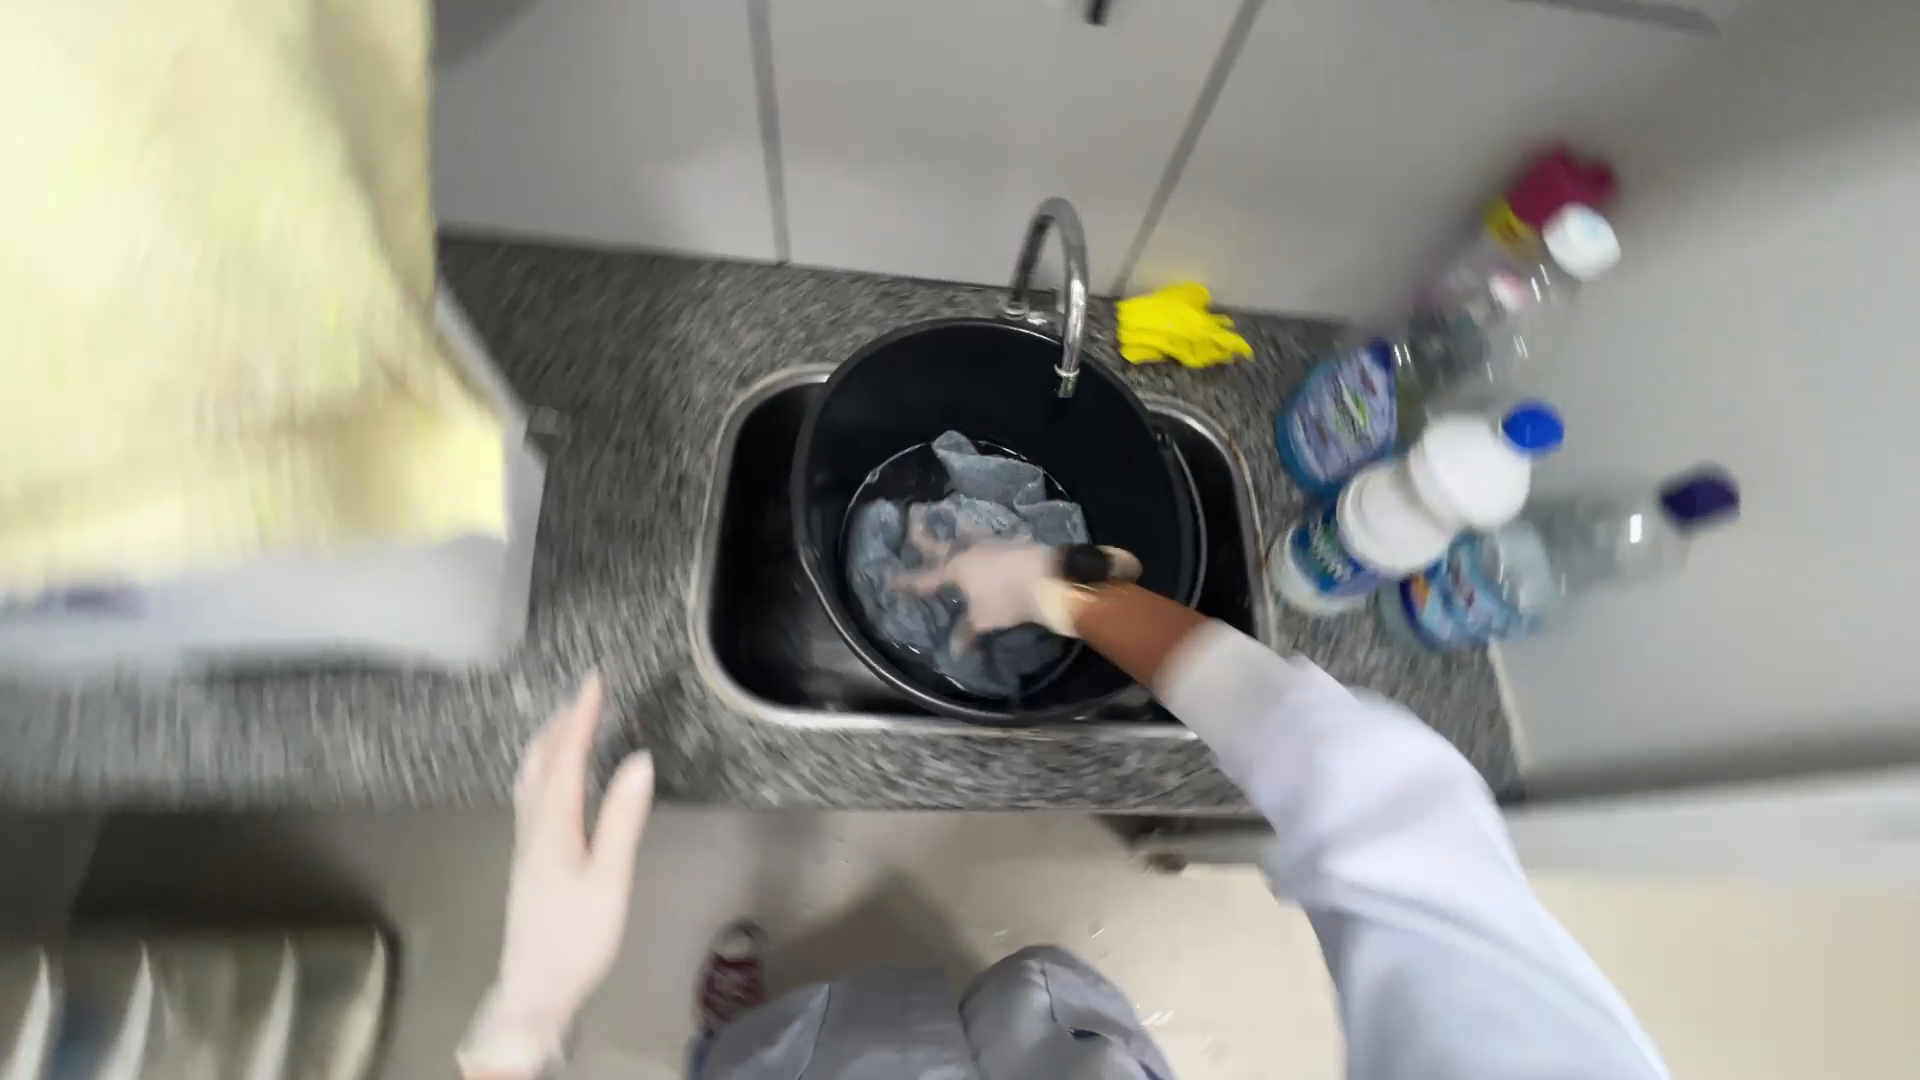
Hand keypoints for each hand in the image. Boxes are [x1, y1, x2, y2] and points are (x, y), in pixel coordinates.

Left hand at [460, 675, 654, 1077]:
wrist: (535, 992)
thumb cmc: (578, 937)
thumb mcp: (609, 879)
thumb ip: (623, 819)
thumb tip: (639, 759)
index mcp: (553, 826)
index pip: (566, 757)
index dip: (581, 716)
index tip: (595, 680)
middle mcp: (533, 825)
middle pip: (541, 761)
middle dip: (562, 721)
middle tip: (587, 691)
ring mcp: (526, 842)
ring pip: (531, 776)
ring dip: (550, 740)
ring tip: (570, 719)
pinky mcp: (529, 855)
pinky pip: (533, 792)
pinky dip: (545, 764)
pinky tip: (555, 772)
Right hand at [900, 541, 1139, 635]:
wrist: (1045, 577)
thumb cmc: (1007, 599)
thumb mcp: (983, 620)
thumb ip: (966, 631)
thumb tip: (955, 648)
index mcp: (955, 570)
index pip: (923, 579)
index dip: (906, 582)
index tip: (889, 579)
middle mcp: (969, 551)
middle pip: (940, 543)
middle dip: (922, 533)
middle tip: (914, 515)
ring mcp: (993, 543)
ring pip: (972, 533)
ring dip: (963, 529)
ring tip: (960, 521)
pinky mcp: (1014, 543)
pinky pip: (1002, 539)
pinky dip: (998, 539)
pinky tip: (1005, 537)